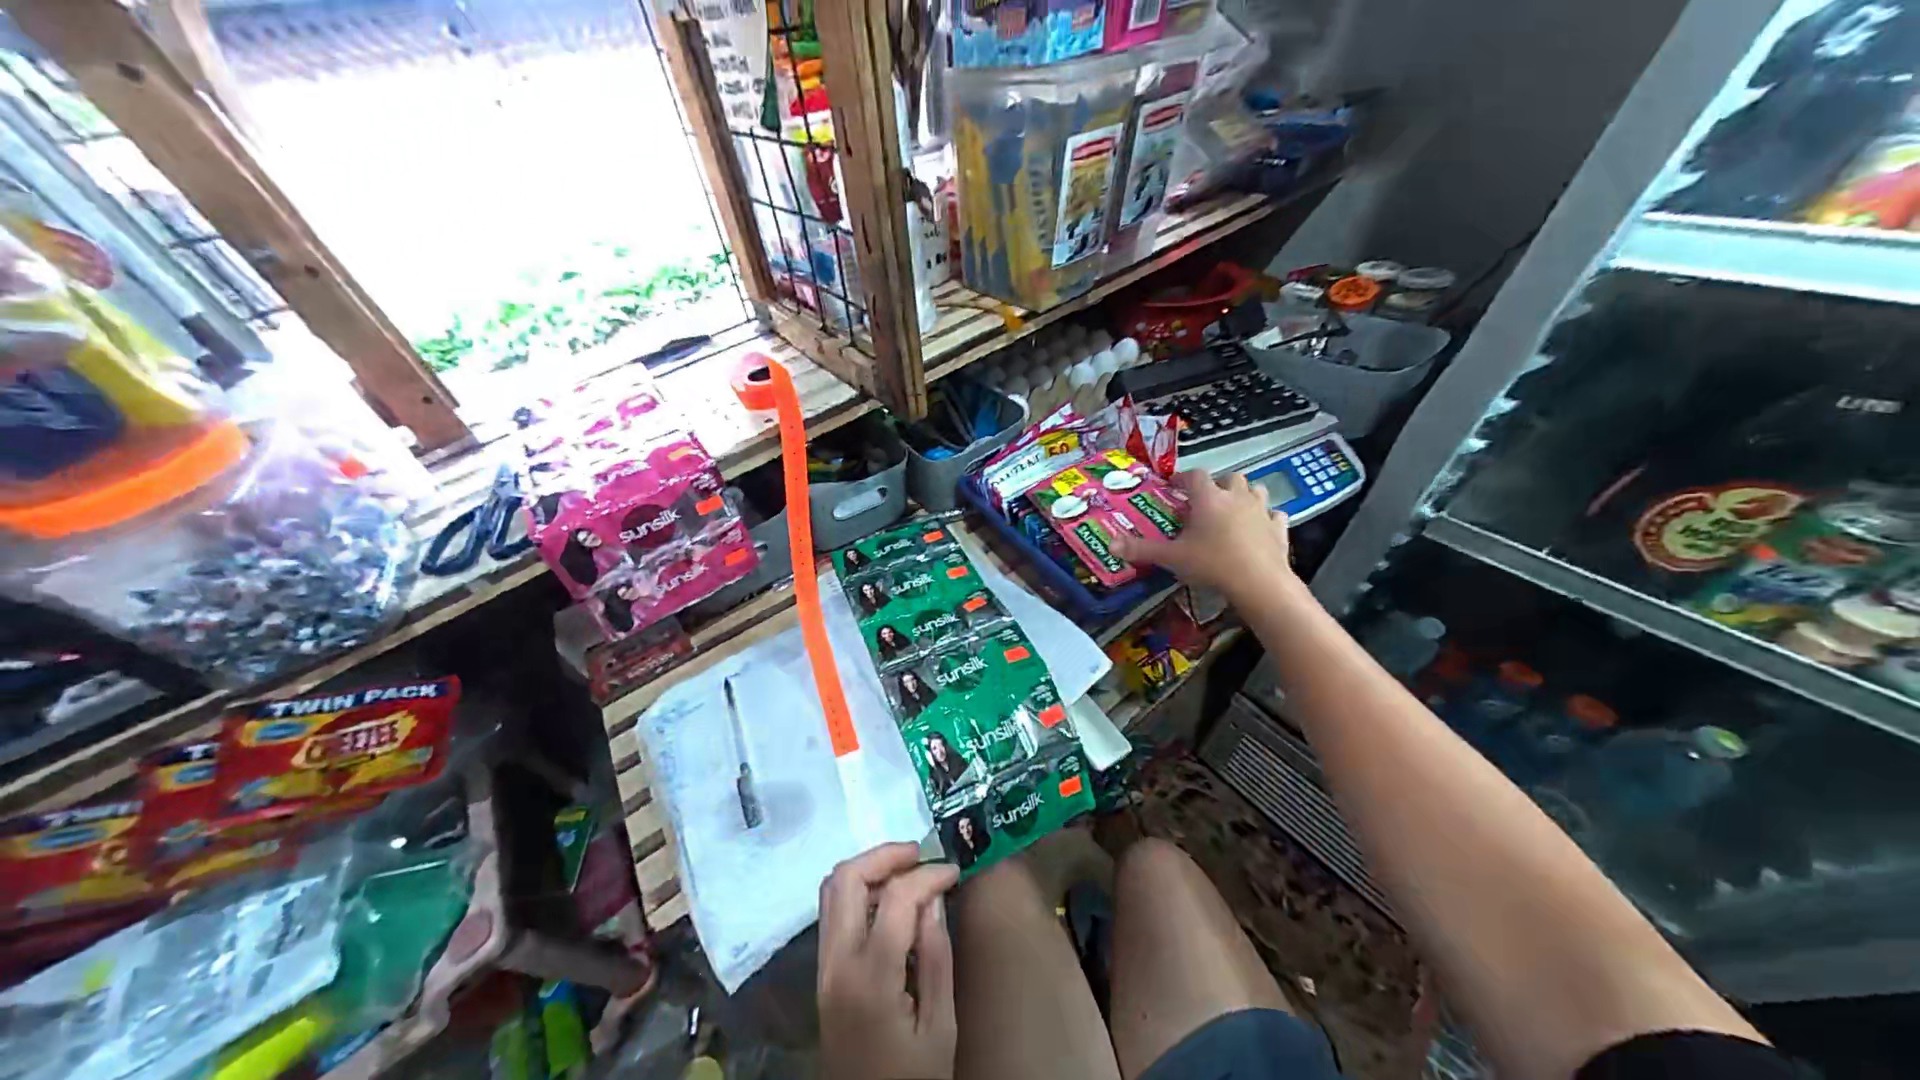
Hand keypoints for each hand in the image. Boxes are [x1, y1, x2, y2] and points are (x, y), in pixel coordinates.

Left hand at [818, 843, 961, 1079]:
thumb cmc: (913, 1079)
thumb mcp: (940, 1026)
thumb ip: (935, 955)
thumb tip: (934, 896)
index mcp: (869, 978)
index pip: (895, 899)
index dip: (928, 875)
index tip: (954, 871)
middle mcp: (835, 963)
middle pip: (845, 879)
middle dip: (885, 855)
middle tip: (921, 855)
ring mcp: (822, 967)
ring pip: (831, 889)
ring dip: (868, 868)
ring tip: (907, 870)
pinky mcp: (822, 973)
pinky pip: (832, 912)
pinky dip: (858, 890)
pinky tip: (888, 898)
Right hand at [1111, 470, 1294, 600]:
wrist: (1259, 582)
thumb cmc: (1212, 564)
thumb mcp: (1172, 558)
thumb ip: (1142, 550)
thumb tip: (1111, 545)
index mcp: (1209, 498)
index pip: (1195, 475)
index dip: (1184, 478)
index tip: (1174, 486)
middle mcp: (1236, 497)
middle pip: (1229, 478)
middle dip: (1217, 484)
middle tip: (1205, 500)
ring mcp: (1261, 511)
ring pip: (1255, 490)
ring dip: (1244, 495)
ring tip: (1232, 509)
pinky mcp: (1279, 528)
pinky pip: (1274, 514)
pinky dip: (1266, 517)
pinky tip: (1260, 527)